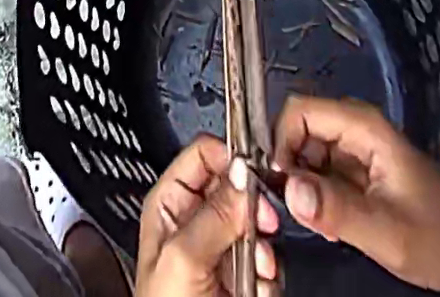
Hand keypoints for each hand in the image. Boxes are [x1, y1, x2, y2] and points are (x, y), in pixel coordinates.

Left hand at [135, 134, 280, 296]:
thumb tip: (241, 170)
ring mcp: (221, 247)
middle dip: (252, 205)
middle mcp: (196, 218)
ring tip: (256, 266)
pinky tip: (257, 287)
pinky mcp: (242, 276)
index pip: (204, 155)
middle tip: (260, 222)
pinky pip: (267, 258)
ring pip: (256, 221)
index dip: (230, 157)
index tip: (254, 173)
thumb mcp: (183, 259)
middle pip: (235, 184)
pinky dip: (269, 272)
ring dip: (263, 243)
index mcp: (171, 202)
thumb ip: (214, 214)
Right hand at [272, 96, 439, 296]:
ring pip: (304, 150)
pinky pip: (319, 169)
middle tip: (295, 210)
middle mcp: (354, 127)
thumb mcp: (389, 234)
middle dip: (289, 166)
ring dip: (301, 183)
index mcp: (362, 125)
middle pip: (297, 129)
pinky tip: (330, 222)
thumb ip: (336, 210)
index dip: (281, 142)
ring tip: (318, 221)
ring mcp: (356, 147)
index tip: (281, 186)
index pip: (298, 110)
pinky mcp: (357, 169)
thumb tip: (285, 188)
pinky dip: (315, 193)